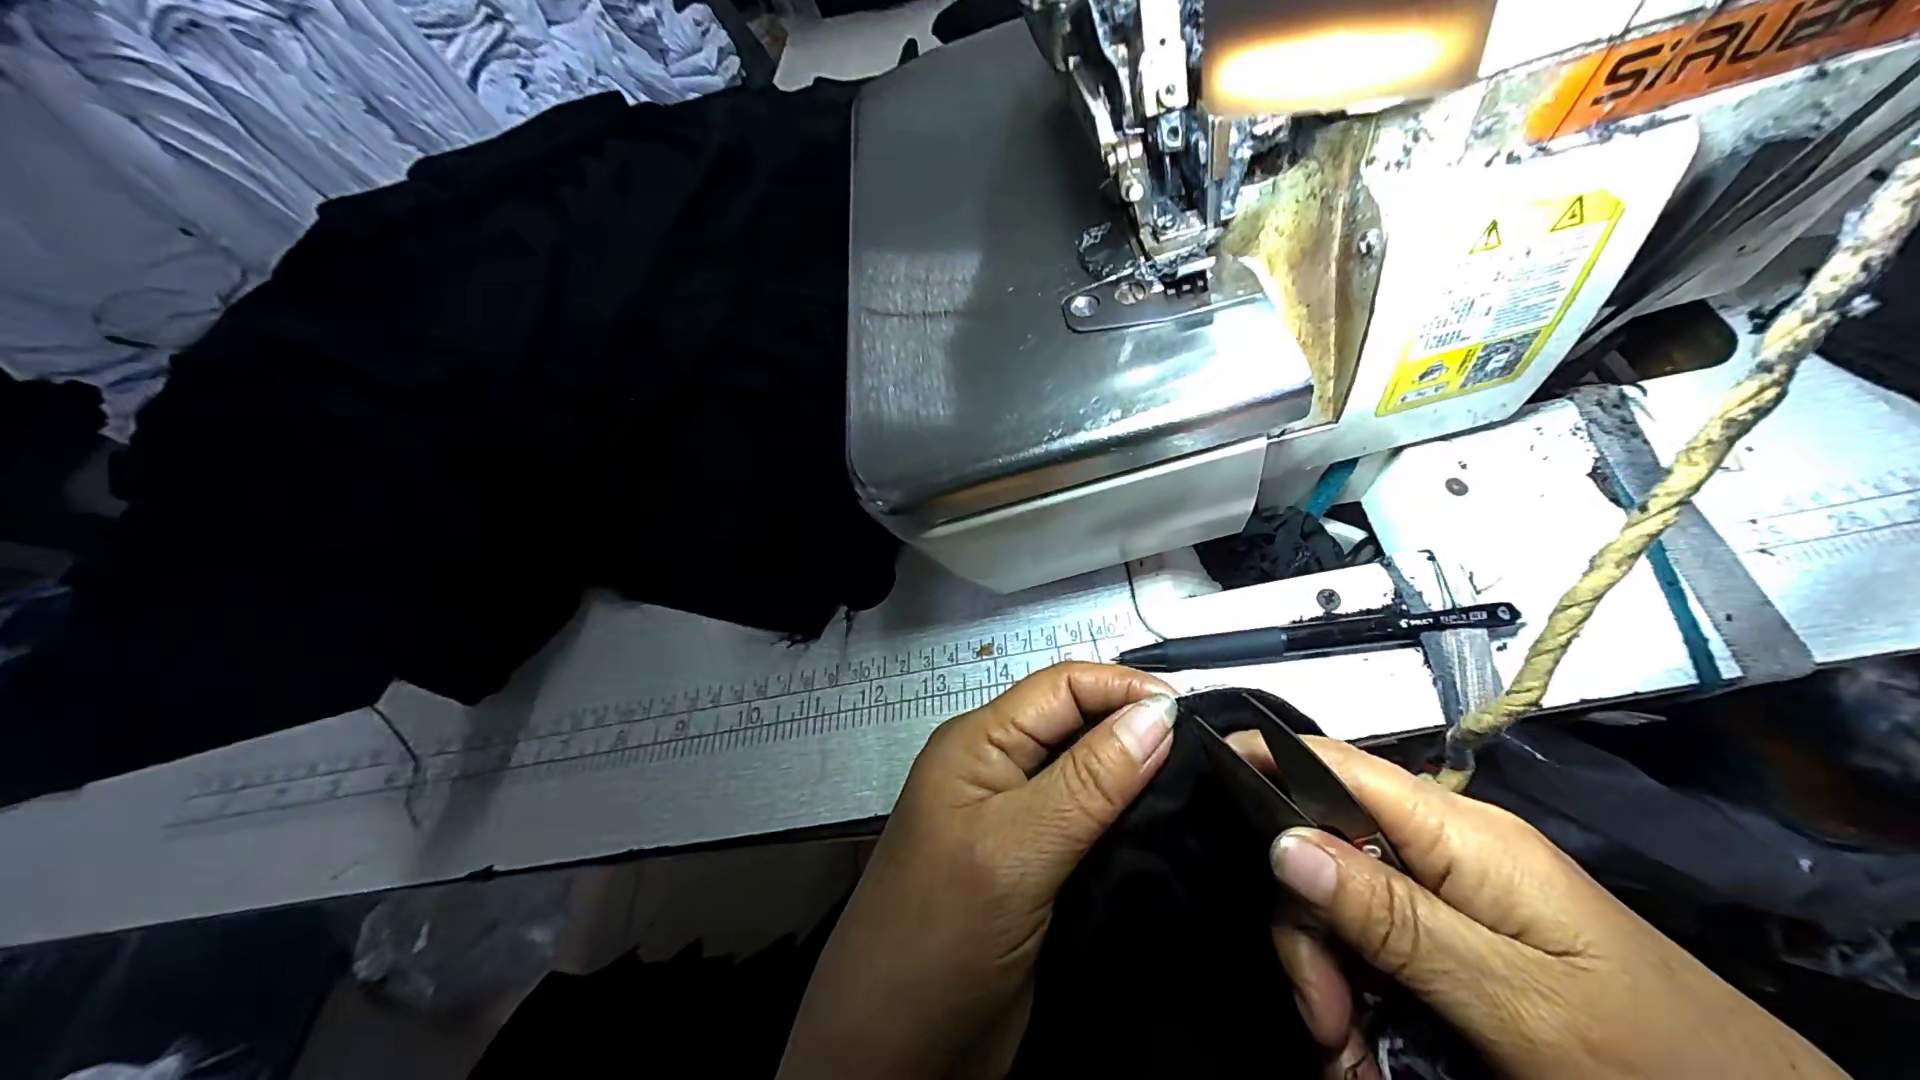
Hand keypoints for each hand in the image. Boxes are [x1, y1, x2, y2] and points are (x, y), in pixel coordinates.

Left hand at [779, 662, 1176, 1079]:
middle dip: (1136, 726)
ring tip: (1198, 784)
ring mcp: (1018, 820)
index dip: (1123, 689)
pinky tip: (1168, 828)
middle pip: (1077, 723)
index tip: (1189, 713)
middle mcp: (999, 770)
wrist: (899, 1046)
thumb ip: (1088, 780)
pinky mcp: (1038, 866)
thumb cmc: (939, 933)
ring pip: (1090, 774)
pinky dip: (1130, 819)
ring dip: (1138, 774)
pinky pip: (1092, 824)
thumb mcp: (1014, 847)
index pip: (1061, 686)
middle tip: (1205, 750)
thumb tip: (1159, 714)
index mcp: (979, 742)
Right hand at [1230, 733, 1848, 1079]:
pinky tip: (1366, 1039)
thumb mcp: (1512, 997)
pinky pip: (1378, 937)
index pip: (1339, 764)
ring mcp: (1453, 891)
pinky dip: (1358, 985)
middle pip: (1327, 847)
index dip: (1269, 755)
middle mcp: (1448, 848)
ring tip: (1346, 1046)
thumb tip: (1283, 839)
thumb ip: (1392, 913)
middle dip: (1306, 924)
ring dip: (1328, 968)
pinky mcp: (1459, 933)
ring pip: (1343, 898)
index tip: (1209, 771)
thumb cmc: (1650, 1057)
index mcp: (1463, 835)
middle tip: (1320, 1016)